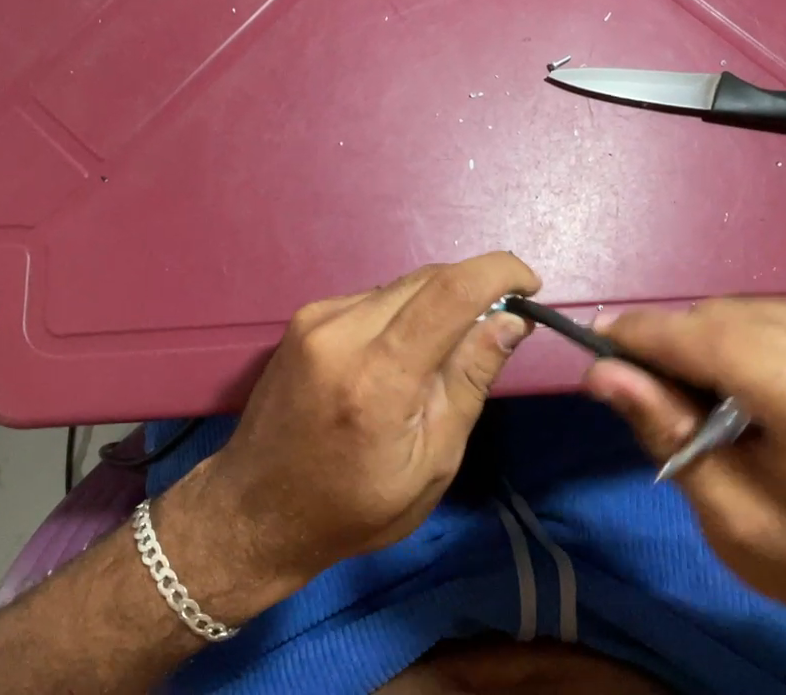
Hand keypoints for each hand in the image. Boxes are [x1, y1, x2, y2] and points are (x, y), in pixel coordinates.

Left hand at [186, 254, 540, 590]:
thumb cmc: (351, 507)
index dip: (499, 273)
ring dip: (437, 303)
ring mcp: (315, 318)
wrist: (254, 512)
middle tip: (500, 324)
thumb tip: (510, 320)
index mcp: (378, 376)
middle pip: (427, 279)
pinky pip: (372, 298)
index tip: (531, 284)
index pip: (450, 292)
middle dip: (474, 288)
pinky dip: (402, 313)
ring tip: (447, 351)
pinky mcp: (303, 318)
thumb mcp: (431, 464)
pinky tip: (402, 354)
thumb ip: (468, 382)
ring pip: (399, 285)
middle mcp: (341, 330)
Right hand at [584, 300, 785, 629]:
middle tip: (634, 374)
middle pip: (737, 324)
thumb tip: (601, 373)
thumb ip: (668, 436)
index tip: (600, 341)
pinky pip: (770, 311)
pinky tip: (729, 374)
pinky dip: (732, 333)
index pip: (736, 353)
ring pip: (748, 309)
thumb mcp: (728, 518)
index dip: (660, 338)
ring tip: (686, 383)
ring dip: (700, 336)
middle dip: (673, 339)